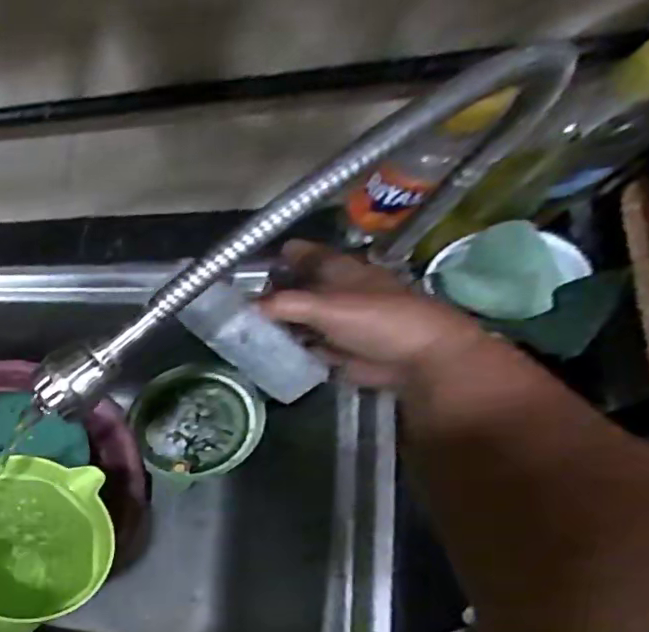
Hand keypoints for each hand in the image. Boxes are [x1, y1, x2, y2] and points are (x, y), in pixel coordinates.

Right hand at [256, 240, 496, 391]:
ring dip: (269, 322)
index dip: (285, 255)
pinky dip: (278, 346)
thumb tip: (241, 309)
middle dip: (268, 292)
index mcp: (343, 272)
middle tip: (232, 299)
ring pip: (293, 318)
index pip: (309, 256)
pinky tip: (254, 349)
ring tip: (235, 326)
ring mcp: (332, 322)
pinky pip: (296, 344)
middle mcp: (336, 293)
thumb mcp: (329, 307)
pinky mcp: (329, 348)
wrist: (416, 359)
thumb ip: (284, 305)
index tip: (255, 260)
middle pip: (295, 288)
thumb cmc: (381, 321)